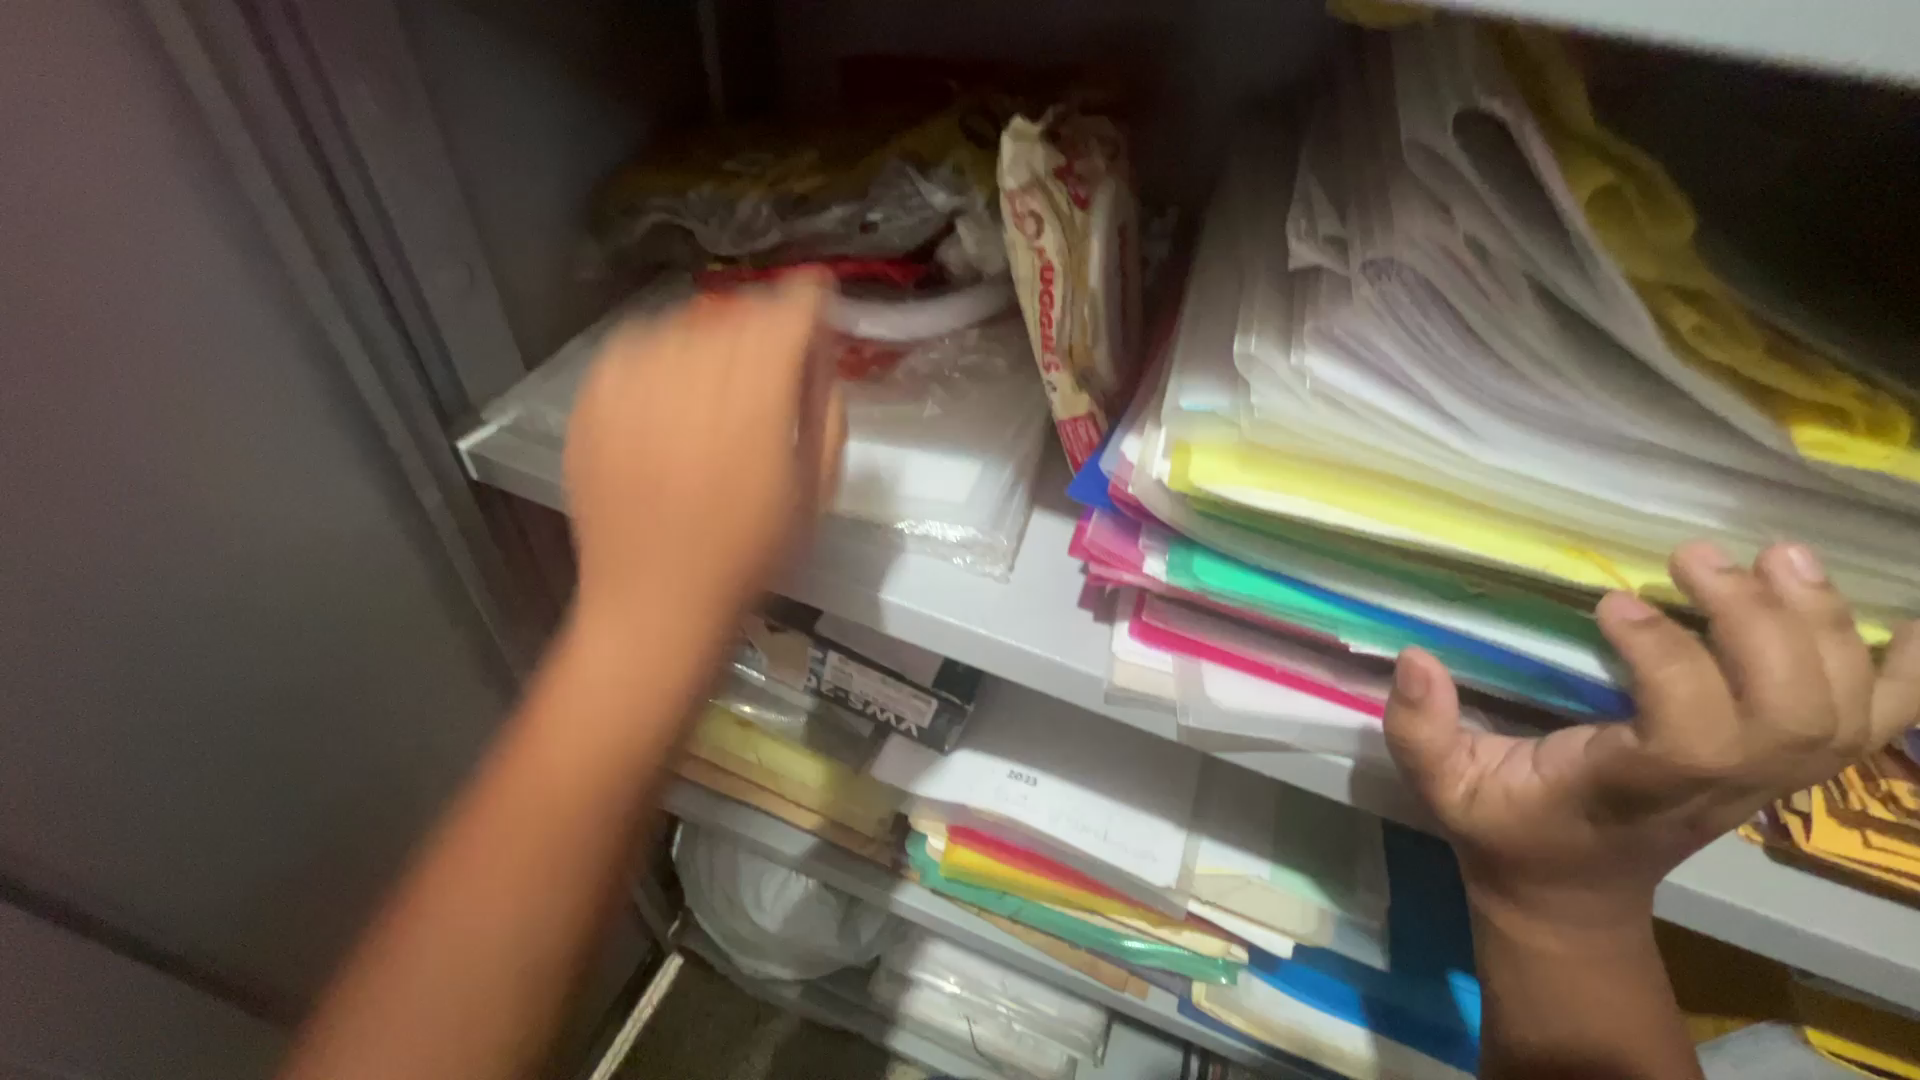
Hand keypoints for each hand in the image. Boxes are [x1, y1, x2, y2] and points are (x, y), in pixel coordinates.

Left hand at [563, 276, 845, 644]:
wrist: (654, 602)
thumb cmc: (749, 555)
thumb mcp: (815, 490)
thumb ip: (823, 411)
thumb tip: (816, 355)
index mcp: (755, 406)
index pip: (785, 317)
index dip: (807, 299)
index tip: (818, 298)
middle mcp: (690, 381)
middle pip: (736, 313)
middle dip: (763, 321)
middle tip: (775, 349)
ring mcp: (632, 387)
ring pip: (683, 323)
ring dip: (713, 335)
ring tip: (723, 372)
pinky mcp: (592, 402)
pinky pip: (633, 346)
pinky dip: (660, 350)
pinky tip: (673, 381)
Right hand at [1384, 540, 1919, 931]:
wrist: (1571, 891)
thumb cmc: (1505, 828)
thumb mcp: (1440, 786)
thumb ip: (1419, 728)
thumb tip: (1416, 656)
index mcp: (1631, 788)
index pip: (1694, 732)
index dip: (1671, 659)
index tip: (1612, 602)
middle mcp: (1717, 786)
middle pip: (1795, 714)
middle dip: (1762, 624)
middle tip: (1696, 560)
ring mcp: (1763, 779)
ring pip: (1844, 712)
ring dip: (1825, 628)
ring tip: (1776, 558)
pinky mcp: (1779, 767)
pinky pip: (1874, 726)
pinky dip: (1902, 674)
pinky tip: (1895, 621)